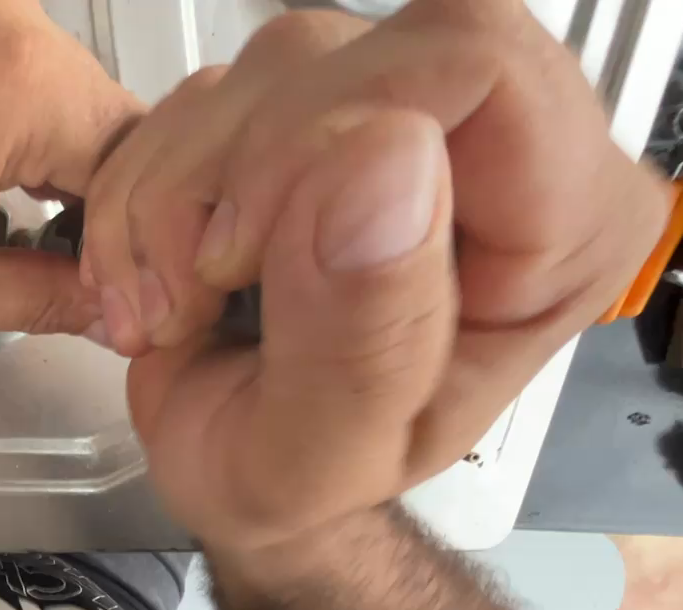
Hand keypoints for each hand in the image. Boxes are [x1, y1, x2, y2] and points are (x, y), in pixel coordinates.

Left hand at [0, 0, 141, 342]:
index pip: (128, 153)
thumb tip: (94, 308)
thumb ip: (34, 298)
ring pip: (36, 83)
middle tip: (47, 263)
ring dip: (31, 156)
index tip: (102, 275)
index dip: (123, 227)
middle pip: (86, 111)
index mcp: (15, 84)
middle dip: (77, 193)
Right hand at [81, 0, 669, 553]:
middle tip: (186, 301)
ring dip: (164, 205)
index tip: (231, 265)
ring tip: (161, 313)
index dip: (318, 142)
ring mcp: (371, 131)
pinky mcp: (281, 137)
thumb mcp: (319, 452)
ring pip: (252, 72)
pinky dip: (130, 203)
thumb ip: (360, 337)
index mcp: (552, 232)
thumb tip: (376, 160)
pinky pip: (186, 109)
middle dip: (221, 184)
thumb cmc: (284, 482)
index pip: (471, 66)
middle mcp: (477, 155)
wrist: (224, 477)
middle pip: (343, 53)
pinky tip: (143, 284)